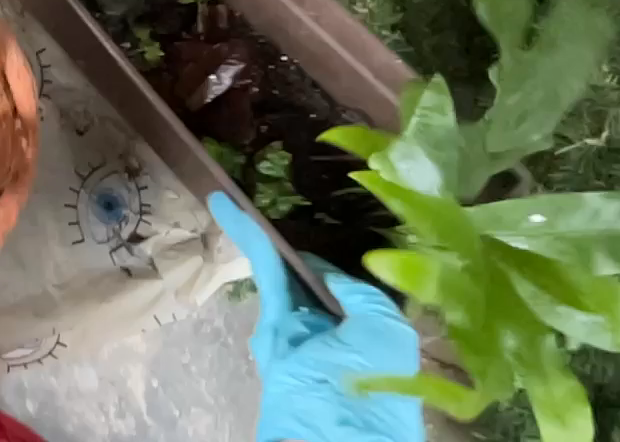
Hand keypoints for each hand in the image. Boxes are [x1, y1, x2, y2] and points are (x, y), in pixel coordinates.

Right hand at [207, 193, 424, 441]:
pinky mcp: (272, 323)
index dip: (328, 259)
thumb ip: (362, 294)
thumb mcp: (389, 332)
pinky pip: (264, 274)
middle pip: (308, 275)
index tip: (313, 225)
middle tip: (265, 209)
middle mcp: (336, 327)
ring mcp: (299, 326)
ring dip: (258, 234)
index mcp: (372, 333)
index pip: (346, 286)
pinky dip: (248, 241)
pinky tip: (230, 211)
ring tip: (234, 201)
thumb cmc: (373, 380)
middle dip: (290, 245)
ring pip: (281, 271)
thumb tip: (325, 274)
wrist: (330, 428)